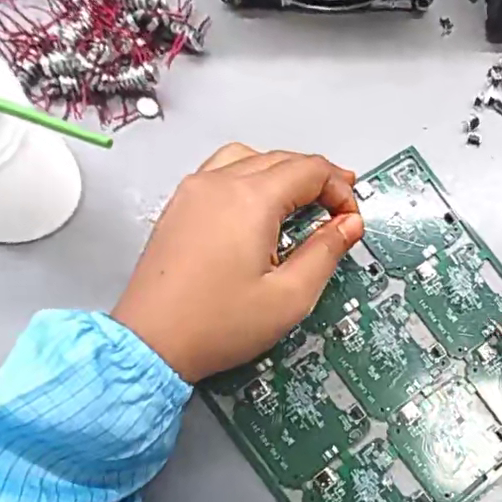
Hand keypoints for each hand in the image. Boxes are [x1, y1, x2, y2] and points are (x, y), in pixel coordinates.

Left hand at [111, 143, 364, 381]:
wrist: (153, 342)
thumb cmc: (213, 326)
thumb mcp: (289, 297)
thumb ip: (325, 253)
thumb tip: (348, 226)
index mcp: (250, 201)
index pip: (310, 170)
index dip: (340, 189)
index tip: (349, 218)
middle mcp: (219, 185)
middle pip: (282, 159)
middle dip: (317, 180)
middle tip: (337, 209)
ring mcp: (194, 192)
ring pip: (250, 158)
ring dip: (283, 174)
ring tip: (301, 203)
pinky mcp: (179, 208)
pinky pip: (222, 172)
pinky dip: (250, 179)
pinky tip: (259, 210)